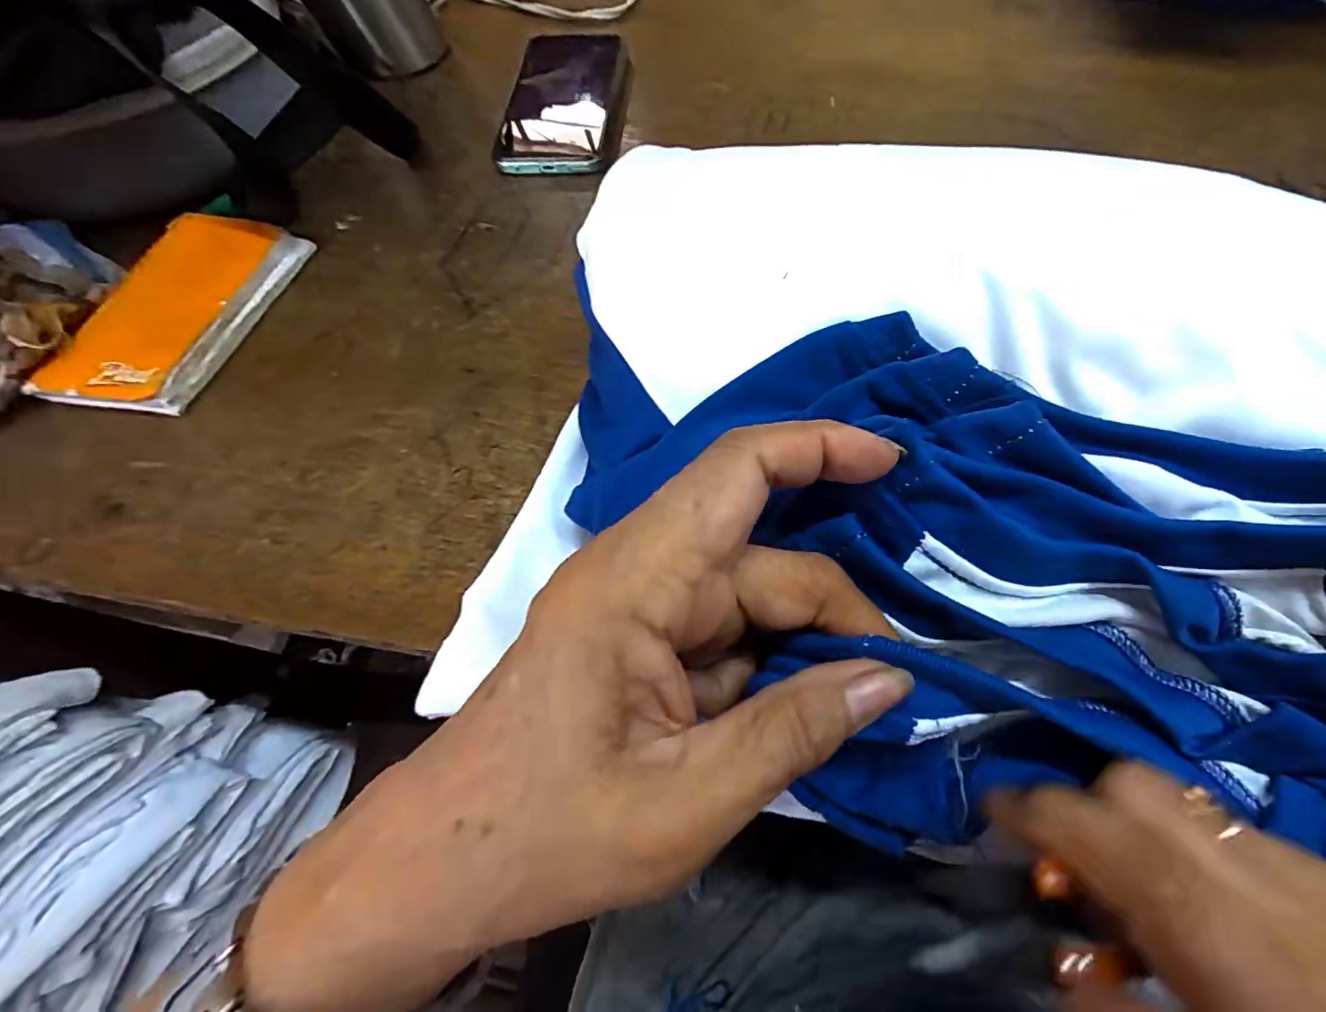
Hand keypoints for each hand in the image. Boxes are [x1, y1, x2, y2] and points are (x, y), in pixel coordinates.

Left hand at [242, 422, 915, 1011]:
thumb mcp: (683, 804)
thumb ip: (794, 734)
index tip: (890, 461)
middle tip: (891, 683)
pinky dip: (788, 665)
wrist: (432, 879)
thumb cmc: (541, 839)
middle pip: (776, 563)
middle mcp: (650, 575)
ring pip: (769, 602)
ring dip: (816, 649)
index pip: (737, 472)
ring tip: (853, 708)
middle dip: (841, 618)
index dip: (819, 447)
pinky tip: (811, 711)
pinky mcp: (662, 643)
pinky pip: (748, 634)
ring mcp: (656, 609)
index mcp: (638, 581)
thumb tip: (892, 680)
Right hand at [986, 763, 1325, 1011]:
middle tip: (1069, 863)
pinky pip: (1233, 827)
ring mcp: (1301, 864)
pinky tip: (1202, 901)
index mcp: (1217, 930)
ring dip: (1137, 821)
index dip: (1041, 811)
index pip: (1108, 834)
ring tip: (1130, 884)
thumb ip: (1108, 993)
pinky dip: (1193, 845)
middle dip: (1087, 805)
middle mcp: (1259, 873)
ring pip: (1184, 793)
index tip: (997, 805)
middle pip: (1141, 785)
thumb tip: (1060, 947)